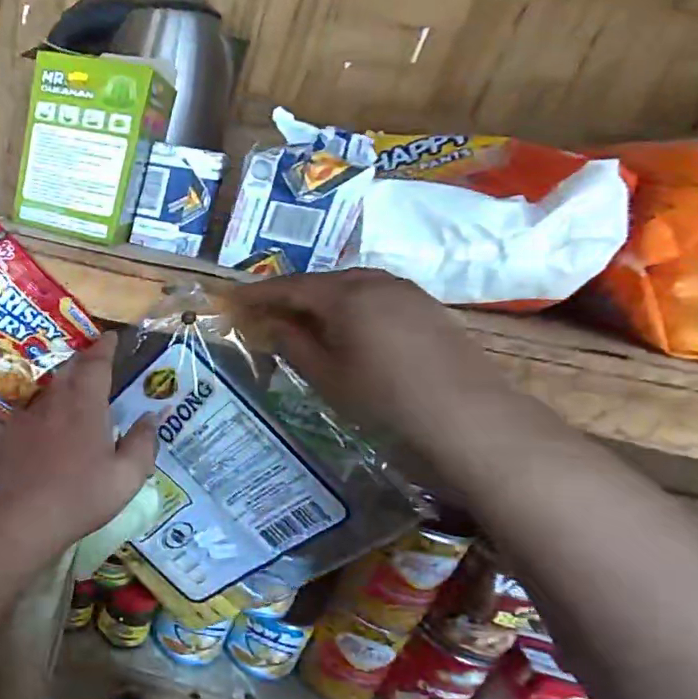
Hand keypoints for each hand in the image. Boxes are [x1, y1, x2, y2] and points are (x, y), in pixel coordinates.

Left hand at [0, 333, 159, 557]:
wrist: (17, 519)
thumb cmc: (79, 497)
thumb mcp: (125, 477)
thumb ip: (143, 443)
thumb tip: (152, 417)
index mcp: (84, 404)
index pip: (95, 363)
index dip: (104, 348)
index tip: (111, 337)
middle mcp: (53, 402)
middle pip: (69, 370)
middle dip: (84, 360)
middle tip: (98, 359)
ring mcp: (27, 418)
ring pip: (48, 389)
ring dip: (64, 381)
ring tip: (77, 387)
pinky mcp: (9, 436)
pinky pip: (31, 409)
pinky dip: (45, 407)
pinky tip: (48, 421)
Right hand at [228, 270, 535, 464]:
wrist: (466, 417)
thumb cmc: (383, 397)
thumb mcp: (324, 375)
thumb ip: (291, 343)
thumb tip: (269, 324)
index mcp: (345, 294)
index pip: (289, 286)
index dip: (257, 293)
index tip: (231, 299)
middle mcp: (375, 281)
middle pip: (320, 281)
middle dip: (288, 294)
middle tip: (262, 311)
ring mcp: (406, 291)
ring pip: (350, 286)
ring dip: (319, 300)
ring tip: (298, 319)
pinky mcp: (426, 307)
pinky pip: (373, 296)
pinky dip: (348, 306)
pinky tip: (343, 328)